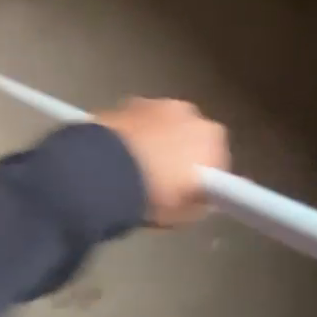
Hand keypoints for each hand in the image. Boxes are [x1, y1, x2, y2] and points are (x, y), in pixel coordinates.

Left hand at [95, 97, 229, 226]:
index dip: (200, 175)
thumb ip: (198, 200)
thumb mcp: (184, 213)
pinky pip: (135, 120)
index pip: (216, 159)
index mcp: (214, 140)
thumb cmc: (151, 195)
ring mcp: (156, 103)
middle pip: (189, 135)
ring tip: (131, 163)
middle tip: (155, 176)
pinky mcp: (124, 102)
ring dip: (152, 136)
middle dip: (177, 151)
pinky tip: (115, 151)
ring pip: (161, 123)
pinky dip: (130, 131)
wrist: (101, 172)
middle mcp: (191, 114)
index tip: (184, 189)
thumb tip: (196, 196)